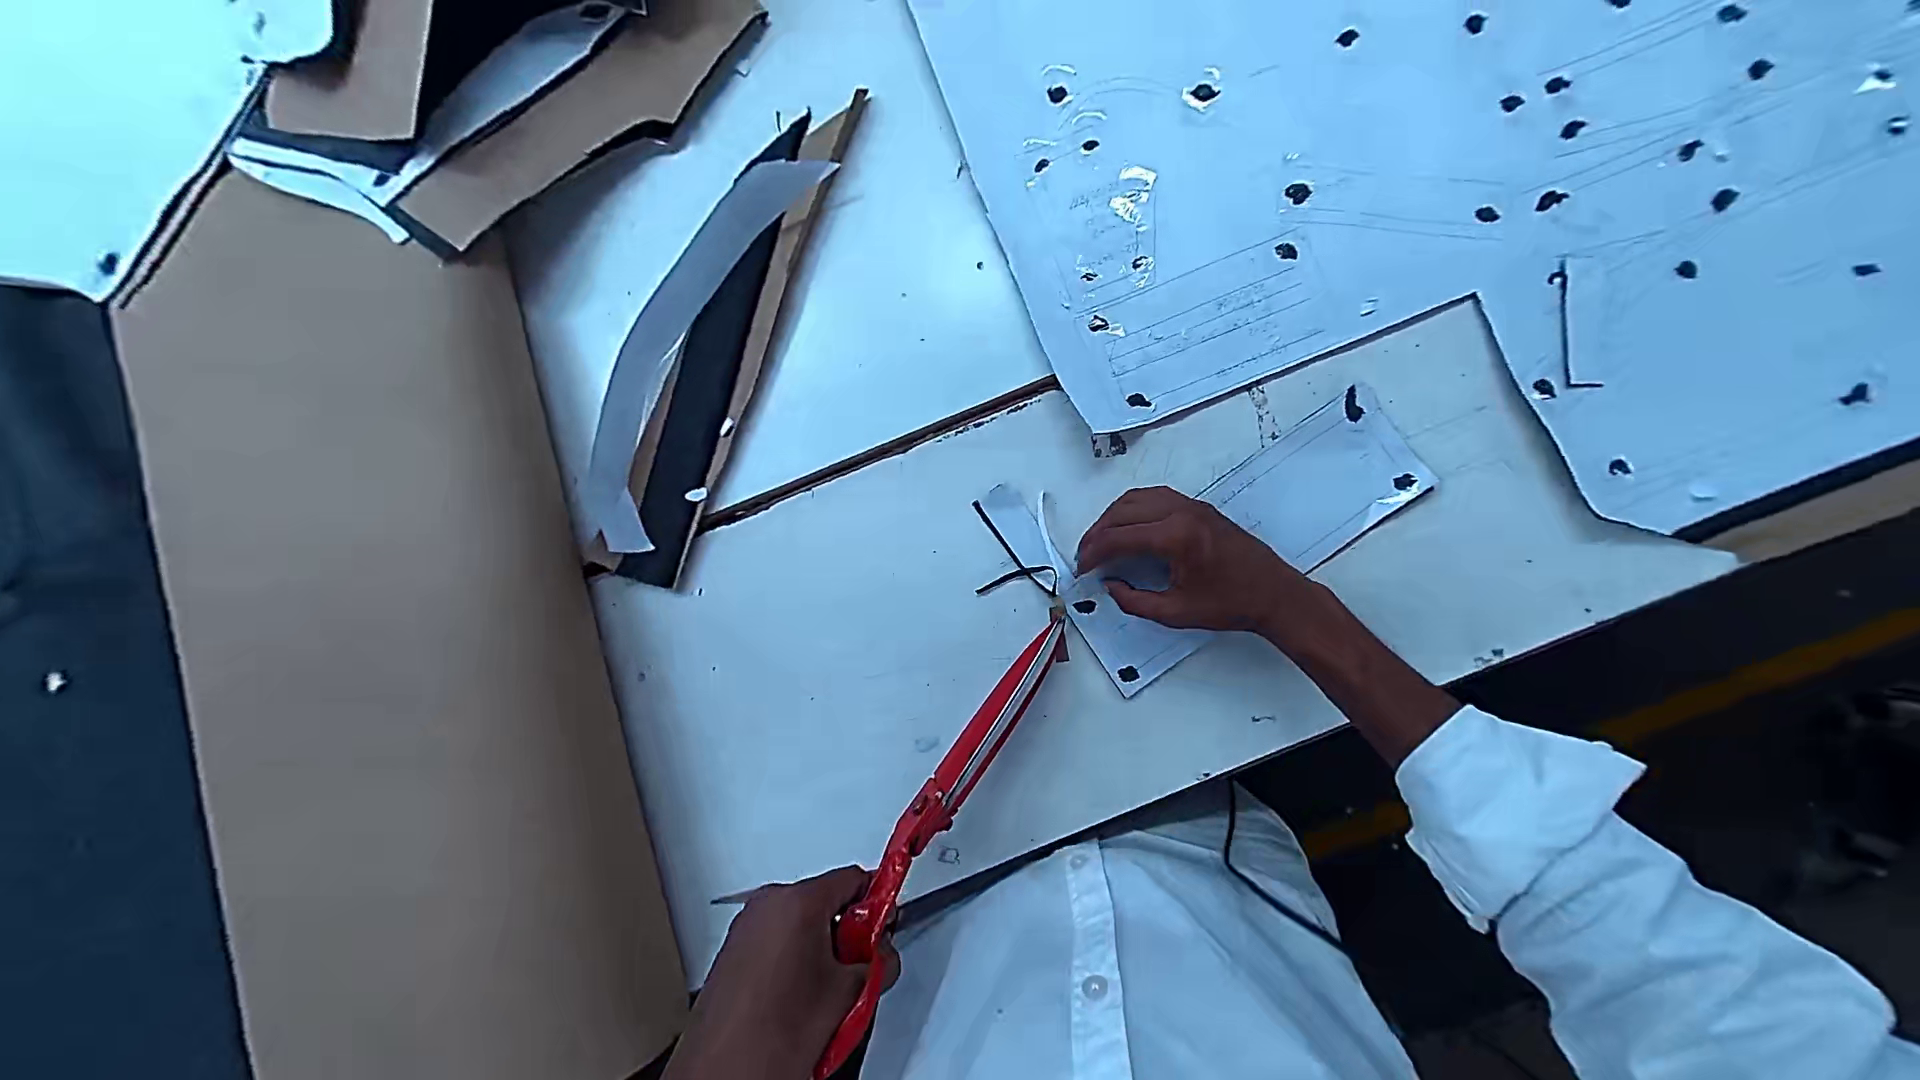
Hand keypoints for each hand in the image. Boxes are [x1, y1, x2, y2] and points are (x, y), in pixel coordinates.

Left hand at [665, 866, 898, 1079]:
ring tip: (827, 995)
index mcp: (797, 902)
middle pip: (827, 901)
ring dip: (822, 950)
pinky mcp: (733, 951)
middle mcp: (768, 905)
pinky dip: (796, 960)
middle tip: (862, 965)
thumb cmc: (768, 1040)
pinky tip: (802, 1001)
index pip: (853, 878)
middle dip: (849, 932)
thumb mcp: (847, 995)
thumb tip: (885, 955)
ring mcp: (747, 927)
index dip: (877, 900)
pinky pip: (778, 941)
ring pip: (802, 923)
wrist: (720, 1078)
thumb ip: (879, 962)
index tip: (886, 915)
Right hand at [1074, 486, 1318, 641]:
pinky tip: (1126, 527)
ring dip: (1112, 517)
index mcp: (1178, 538)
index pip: (1119, 537)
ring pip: (1136, 498)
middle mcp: (1183, 514)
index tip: (1084, 568)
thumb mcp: (1176, 612)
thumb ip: (1134, 601)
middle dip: (1097, 533)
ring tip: (1101, 540)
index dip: (1094, 553)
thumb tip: (1111, 587)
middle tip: (1086, 555)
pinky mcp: (1199, 508)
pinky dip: (1132, 509)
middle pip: (1122, 512)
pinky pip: (1155, 497)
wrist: (1275, 594)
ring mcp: (1192, 507)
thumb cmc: (1235, 603)